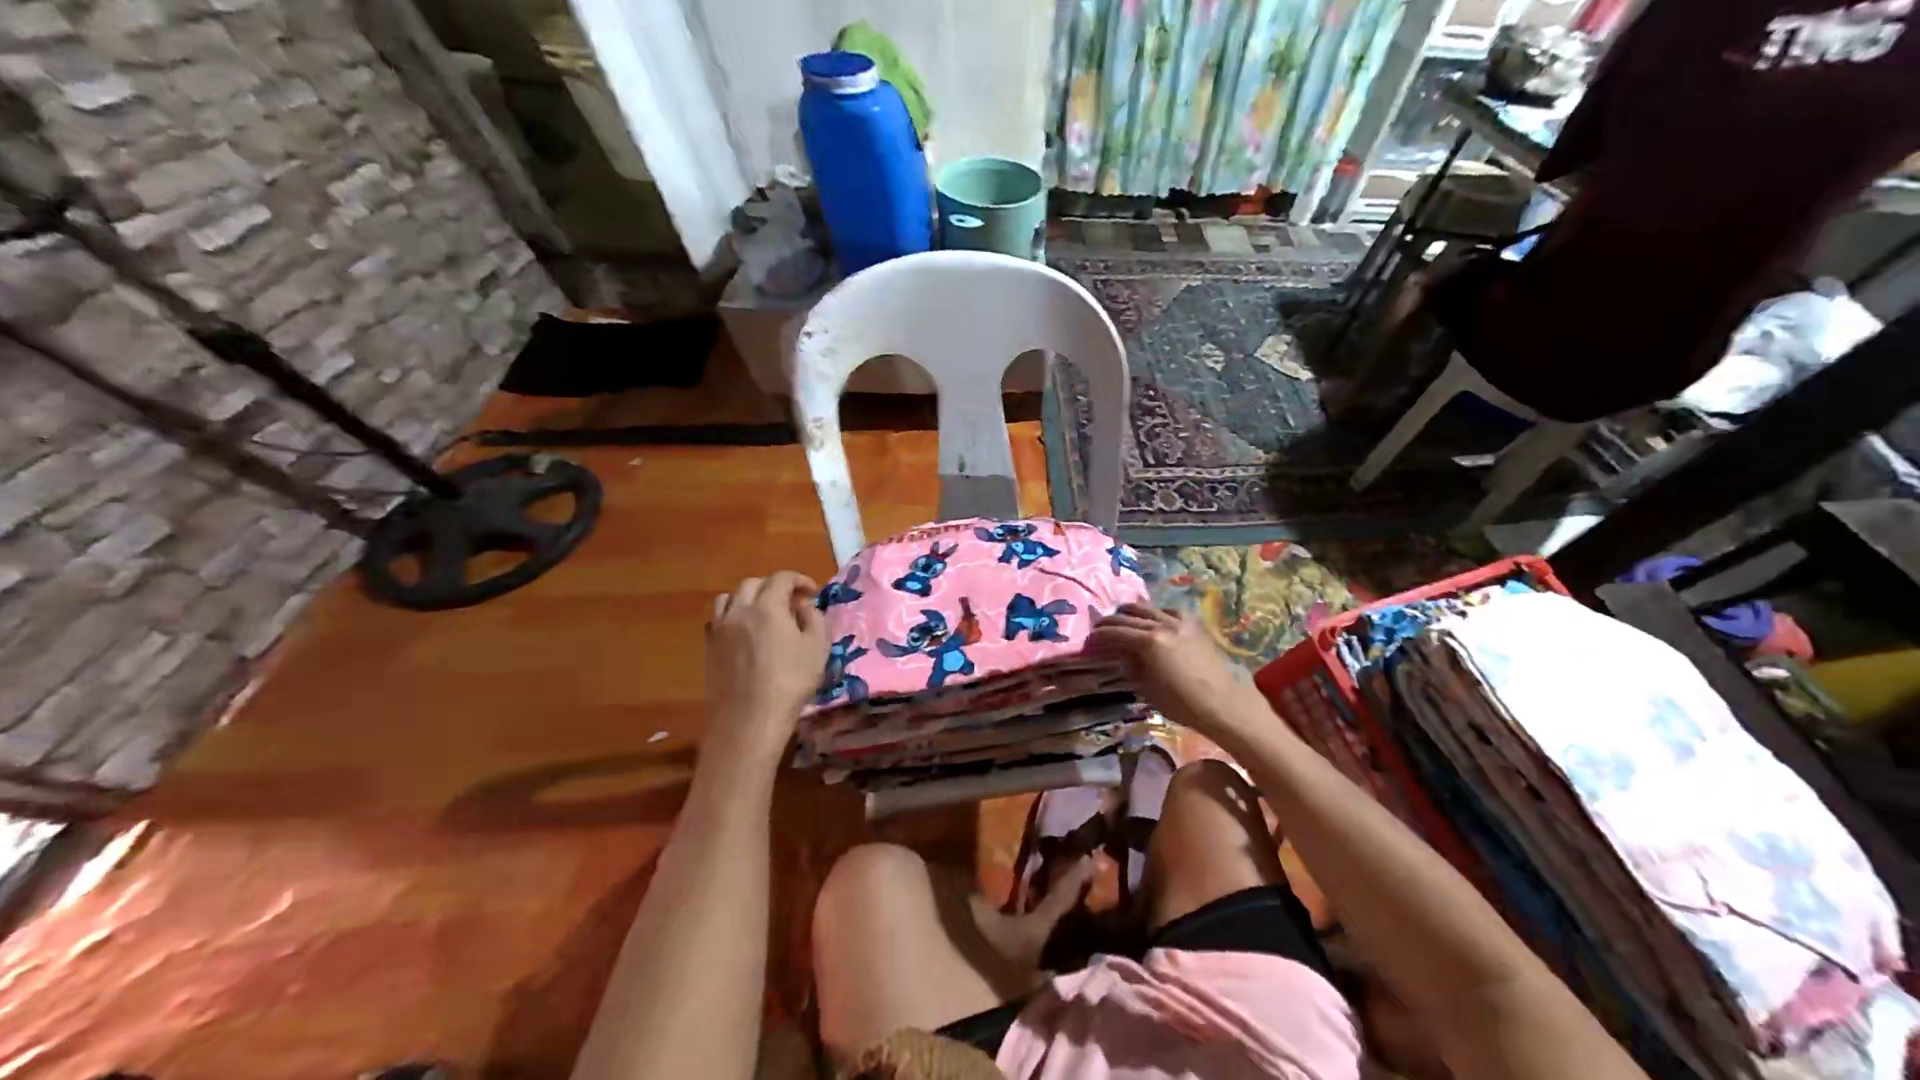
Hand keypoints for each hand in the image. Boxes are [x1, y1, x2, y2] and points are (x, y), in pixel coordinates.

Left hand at [705, 572, 828, 762]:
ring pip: (729, 598)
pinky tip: (743, 633)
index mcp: (767, 606)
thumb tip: (803, 605)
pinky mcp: (709, 648)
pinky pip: (718, 620)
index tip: (812, 592)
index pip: (782, 578)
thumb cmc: (790, 682)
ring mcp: (719, 629)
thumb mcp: (817, 648)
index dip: (799, 579)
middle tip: (790, 602)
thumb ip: (814, 619)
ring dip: (748, 598)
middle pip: (753, 583)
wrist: (749, 719)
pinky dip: (732, 617)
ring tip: (762, 614)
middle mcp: (739, 610)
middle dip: (774, 586)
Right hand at [1090, 604, 1263, 741]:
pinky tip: (1154, 620)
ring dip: (1133, 612)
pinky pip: (1170, 611)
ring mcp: (1182, 622)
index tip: (1091, 637)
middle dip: (1112, 620)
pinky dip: (1157, 613)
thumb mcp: (1146, 688)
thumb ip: (1131, 665)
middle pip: (1130, 615)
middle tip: (1101, 626)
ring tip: (1123, 619)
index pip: (1117, 631)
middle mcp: (1164, 625)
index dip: (1101, 634)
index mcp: (1150, 642)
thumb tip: (1123, 653)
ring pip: (1150, 607)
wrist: (1223, 704)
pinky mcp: (1196, 625)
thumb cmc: (1182, 703)